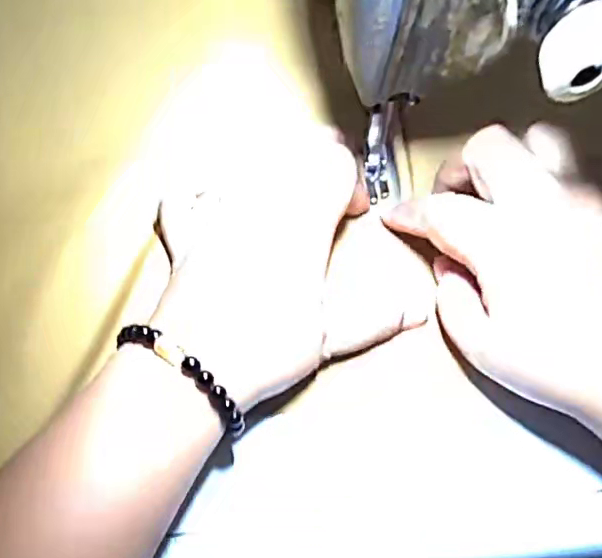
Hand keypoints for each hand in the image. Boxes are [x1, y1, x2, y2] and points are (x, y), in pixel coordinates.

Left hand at [152, 125, 428, 411]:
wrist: (197, 366)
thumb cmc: (266, 348)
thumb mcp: (329, 335)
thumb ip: (375, 315)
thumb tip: (417, 310)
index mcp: (302, 214)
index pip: (336, 160)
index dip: (353, 180)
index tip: (355, 212)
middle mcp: (259, 196)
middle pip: (295, 147)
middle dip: (317, 166)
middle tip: (326, 203)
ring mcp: (216, 209)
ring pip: (246, 159)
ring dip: (271, 170)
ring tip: (282, 203)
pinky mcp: (184, 231)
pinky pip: (188, 190)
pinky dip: (204, 190)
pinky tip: (215, 205)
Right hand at [382, 124, 601, 440]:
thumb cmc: (564, 366)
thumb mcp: (486, 350)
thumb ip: (455, 304)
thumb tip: (451, 272)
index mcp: (500, 238)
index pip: (440, 209)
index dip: (410, 212)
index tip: (397, 217)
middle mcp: (543, 199)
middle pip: (489, 146)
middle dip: (459, 168)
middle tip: (452, 201)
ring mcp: (589, 195)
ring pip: (541, 139)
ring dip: (512, 160)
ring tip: (505, 195)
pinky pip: (585, 168)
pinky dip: (559, 179)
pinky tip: (556, 214)